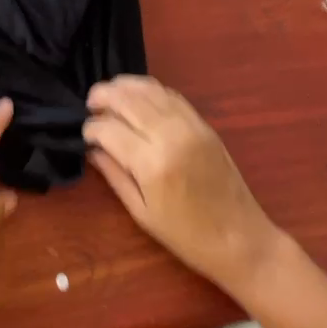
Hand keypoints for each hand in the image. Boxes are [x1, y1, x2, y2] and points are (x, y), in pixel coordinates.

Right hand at [83, 75, 286, 294]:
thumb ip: (114, 175)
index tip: (84, 135)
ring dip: (123, 87)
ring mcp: (189, 125)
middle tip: (90, 106)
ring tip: (109, 95)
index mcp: (152, 164)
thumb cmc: (187, 237)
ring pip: (147, 89)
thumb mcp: (142, 212)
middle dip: (102, 97)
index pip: (109, 129)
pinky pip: (169, 95)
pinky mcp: (203, 124)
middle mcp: (170, 135)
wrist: (242, 240)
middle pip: (126, 99)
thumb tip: (92, 149)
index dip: (90, 128)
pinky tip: (137, 97)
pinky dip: (148, 90)